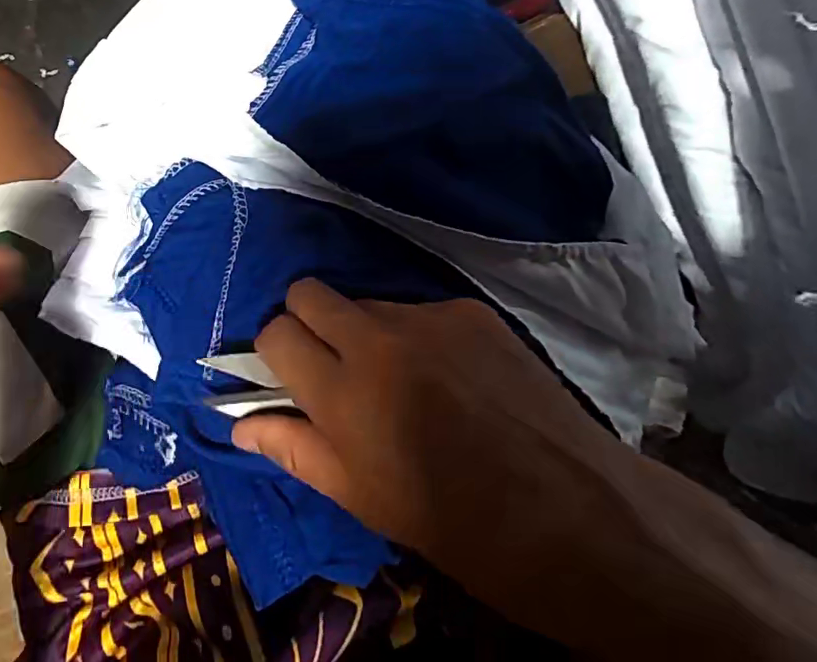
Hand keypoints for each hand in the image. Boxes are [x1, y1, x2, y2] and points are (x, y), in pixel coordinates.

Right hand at [232, 281, 816, 661]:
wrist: (577, 511)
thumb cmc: (459, 525)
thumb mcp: (364, 500)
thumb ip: (296, 448)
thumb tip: (240, 420)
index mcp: (345, 392)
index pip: (275, 331)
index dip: (271, 350)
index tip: (283, 373)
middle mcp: (381, 336)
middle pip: (310, 290)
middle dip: (305, 319)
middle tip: (327, 363)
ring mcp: (430, 314)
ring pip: (365, 298)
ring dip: (361, 326)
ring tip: (394, 375)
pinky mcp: (471, 308)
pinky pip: (416, 306)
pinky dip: (412, 331)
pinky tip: (443, 373)